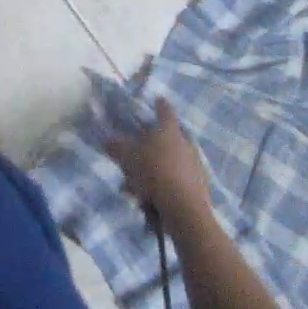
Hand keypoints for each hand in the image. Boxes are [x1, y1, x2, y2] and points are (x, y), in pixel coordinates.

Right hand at [108, 98, 211, 215]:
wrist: (184, 208)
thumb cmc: (154, 172)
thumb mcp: (127, 157)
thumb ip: (116, 146)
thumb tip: (107, 140)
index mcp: (169, 130)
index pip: (165, 110)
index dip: (160, 104)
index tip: (158, 99)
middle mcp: (185, 143)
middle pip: (169, 137)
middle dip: (155, 143)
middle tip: (140, 150)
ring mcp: (195, 165)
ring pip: (172, 160)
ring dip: (157, 167)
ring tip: (139, 184)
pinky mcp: (200, 186)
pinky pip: (178, 179)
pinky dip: (166, 184)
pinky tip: (152, 198)